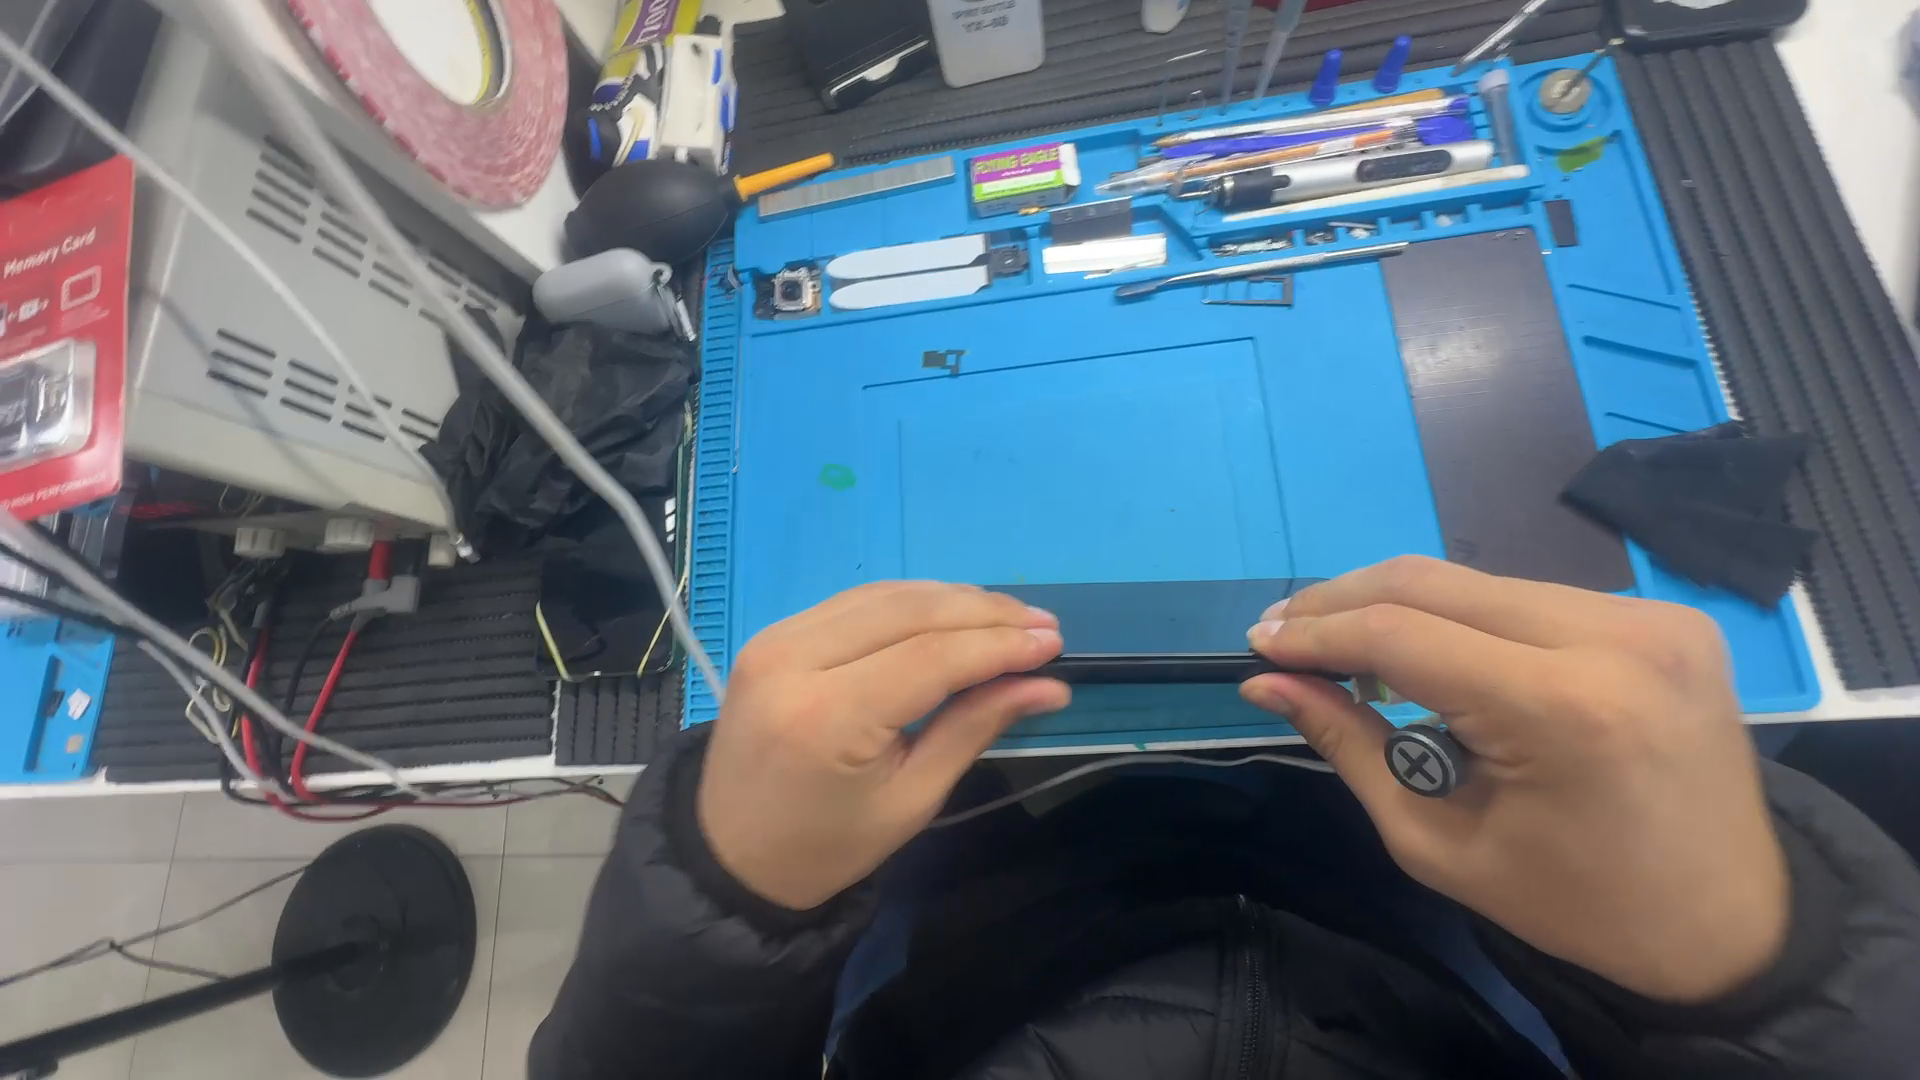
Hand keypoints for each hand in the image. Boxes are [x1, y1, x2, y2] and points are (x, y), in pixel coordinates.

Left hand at [697, 582, 1069, 909]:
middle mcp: (795, 658)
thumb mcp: (911, 800)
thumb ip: (975, 727)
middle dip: (984, 612)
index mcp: (826, 715)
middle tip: (1042, 625)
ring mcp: (777, 638)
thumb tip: (1047, 684)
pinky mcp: (775, 633)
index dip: (998, 645)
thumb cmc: (826, 846)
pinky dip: (912, 602)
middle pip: (909, 611)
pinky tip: (952, 613)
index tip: (1053, 643)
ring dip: (953, 599)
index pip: (930, 656)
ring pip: (886, 595)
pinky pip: (858, 602)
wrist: (728, 854)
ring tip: (1008, 617)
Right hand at [1241, 556, 1789, 1003]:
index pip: (1399, 635)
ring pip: (1464, 580)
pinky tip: (1414, 648)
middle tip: (1280, 632)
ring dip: (1384, 605)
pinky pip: (1509, 595)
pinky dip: (1443, 614)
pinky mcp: (1653, 614)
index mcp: (1564, 709)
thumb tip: (1264, 682)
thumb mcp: (1432, 838)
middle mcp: (1612, 638)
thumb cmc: (1573, 902)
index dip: (1314, 634)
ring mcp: (1644, 616)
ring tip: (1332, 642)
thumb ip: (1343, 742)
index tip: (1257, 647)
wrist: (1739, 924)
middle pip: (1426, 582)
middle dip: (1336, 602)